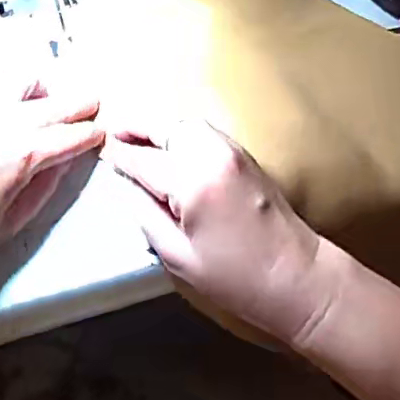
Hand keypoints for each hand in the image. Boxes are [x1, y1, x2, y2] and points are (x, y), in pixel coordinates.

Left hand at [0, 76, 103, 275]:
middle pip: (56, 101)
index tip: (100, 132)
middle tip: (90, 105)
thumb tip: (62, 165)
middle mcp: (5, 122)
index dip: (91, 134)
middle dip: (80, 102)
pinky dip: (4, 78)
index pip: (71, 136)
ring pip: (23, 74)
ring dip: (41, 84)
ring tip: (43, 98)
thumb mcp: (6, 225)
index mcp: (21, 156)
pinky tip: (5, 93)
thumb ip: (42, 191)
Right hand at [103, 118, 342, 348]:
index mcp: (192, 182)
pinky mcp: (242, 152)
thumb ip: (145, 213)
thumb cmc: (235, 277)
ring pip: (183, 122)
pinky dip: (179, 130)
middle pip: (163, 126)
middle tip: (112, 134)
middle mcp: (210, 154)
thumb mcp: (178, 256)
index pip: (143, 159)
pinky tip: (168, 144)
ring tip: (138, 139)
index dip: (118, 156)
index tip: (100, 151)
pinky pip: (202, 129)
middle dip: (135, 128)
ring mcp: (229, 149)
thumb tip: (126, 185)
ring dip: (158, 127)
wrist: (299, 277)